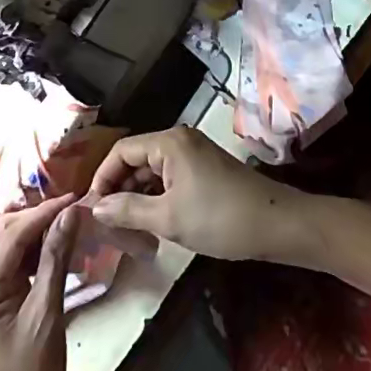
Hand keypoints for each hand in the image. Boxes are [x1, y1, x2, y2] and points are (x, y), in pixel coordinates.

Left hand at [0, 195, 80, 370]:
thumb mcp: (47, 315)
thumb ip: (57, 260)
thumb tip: (71, 213)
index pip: (10, 237)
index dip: (43, 212)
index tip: (76, 198)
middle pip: (2, 239)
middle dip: (37, 219)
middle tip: (74, 211)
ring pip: (6, 252)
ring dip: (35, 236)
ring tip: (69, 228)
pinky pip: (9, 271)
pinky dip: (32, 257)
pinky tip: (55, 255)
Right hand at [86, 126, 314, 262]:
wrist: (276, 225)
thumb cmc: (219, 218)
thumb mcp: (167, 218)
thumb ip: (127, 210)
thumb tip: (94, 208)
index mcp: (169, 142)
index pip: (121, 151)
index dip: (102, 178)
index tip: (93, 210)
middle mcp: (180, 140)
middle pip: (136, 159)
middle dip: (119, 190)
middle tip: (109, 225)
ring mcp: (195, 154)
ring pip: (153, 172)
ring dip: (138, 197)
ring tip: (128, 230)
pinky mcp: (205, 169)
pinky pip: (170, 178)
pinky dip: (157, 198)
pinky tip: (153, 224)